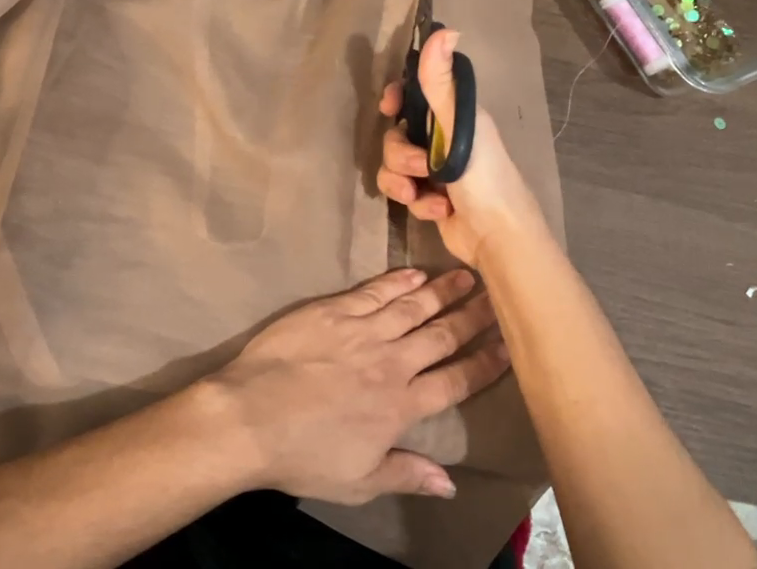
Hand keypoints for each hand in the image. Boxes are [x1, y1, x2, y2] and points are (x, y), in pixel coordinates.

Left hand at [204, 267, 507, 504]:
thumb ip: (405, 474)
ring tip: (466, 276)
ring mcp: (361, 332)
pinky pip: (374, 291)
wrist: (248, 416)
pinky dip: (397, 281)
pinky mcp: (332, 310)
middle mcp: (389, 363)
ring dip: (442, 291)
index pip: (454, 381)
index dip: (484, 364)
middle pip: (441, 335)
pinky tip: (415, 273)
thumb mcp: (357, 481)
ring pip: (412, 307)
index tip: (508, 347)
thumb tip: (451, 484)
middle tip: (498, 298)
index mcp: (399, 406)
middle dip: (472, 317)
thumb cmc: (301, 456)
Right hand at [377, 28, 547, 264]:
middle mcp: (444, 138)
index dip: (396, 99)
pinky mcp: (428, 197)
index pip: (416, 93)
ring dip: (402, 180)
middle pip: (396, 134)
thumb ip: (441, 82)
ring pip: (393, 165)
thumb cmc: (483, 175)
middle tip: (419, 167)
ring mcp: (435, 169)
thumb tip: (444, 29)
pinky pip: (403, 191)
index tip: (388, 109)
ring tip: (421, 194)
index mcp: (455, 115)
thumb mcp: (459, 124)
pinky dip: (418, 203)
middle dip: (399, 154)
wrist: (496, 236)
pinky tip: (438, 211)